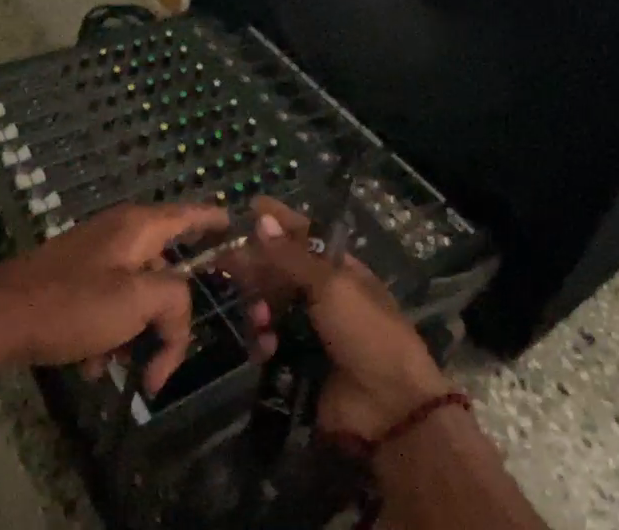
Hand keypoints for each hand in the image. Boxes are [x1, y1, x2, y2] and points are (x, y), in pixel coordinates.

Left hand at [0, 203, 227, 393]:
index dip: (213, 219)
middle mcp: (117, 234)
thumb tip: (178, 310)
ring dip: (136, 333)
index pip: (188, 214)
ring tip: (120, 367)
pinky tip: (92, 366)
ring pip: (135, 295)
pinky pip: (106, 307)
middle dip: (168, 316)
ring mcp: (91, 257)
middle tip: (167, 355)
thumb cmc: (71, 304)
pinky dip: (108, 335)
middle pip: (164, 270)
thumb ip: (174, 300)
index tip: (235, 224)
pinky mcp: (70, 280)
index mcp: (137, 227)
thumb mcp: (135, 301)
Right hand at [231, 197, 453, 439]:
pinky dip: (262, 342)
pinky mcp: (295, 363)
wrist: (388, 408)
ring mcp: (309, 331)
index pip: (304, 236)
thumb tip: (262, 217)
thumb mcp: (331, 287)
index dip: (279, 222)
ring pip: (269, 307)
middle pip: (280, 272)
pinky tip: (266, 348)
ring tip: (261, 320)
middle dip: (258, 269)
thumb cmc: (367, 333)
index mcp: (340, 271)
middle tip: (230, 266)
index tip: (248, 208)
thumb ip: (291, 256)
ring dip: (259, 309)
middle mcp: (323, 296)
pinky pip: (267, 343)